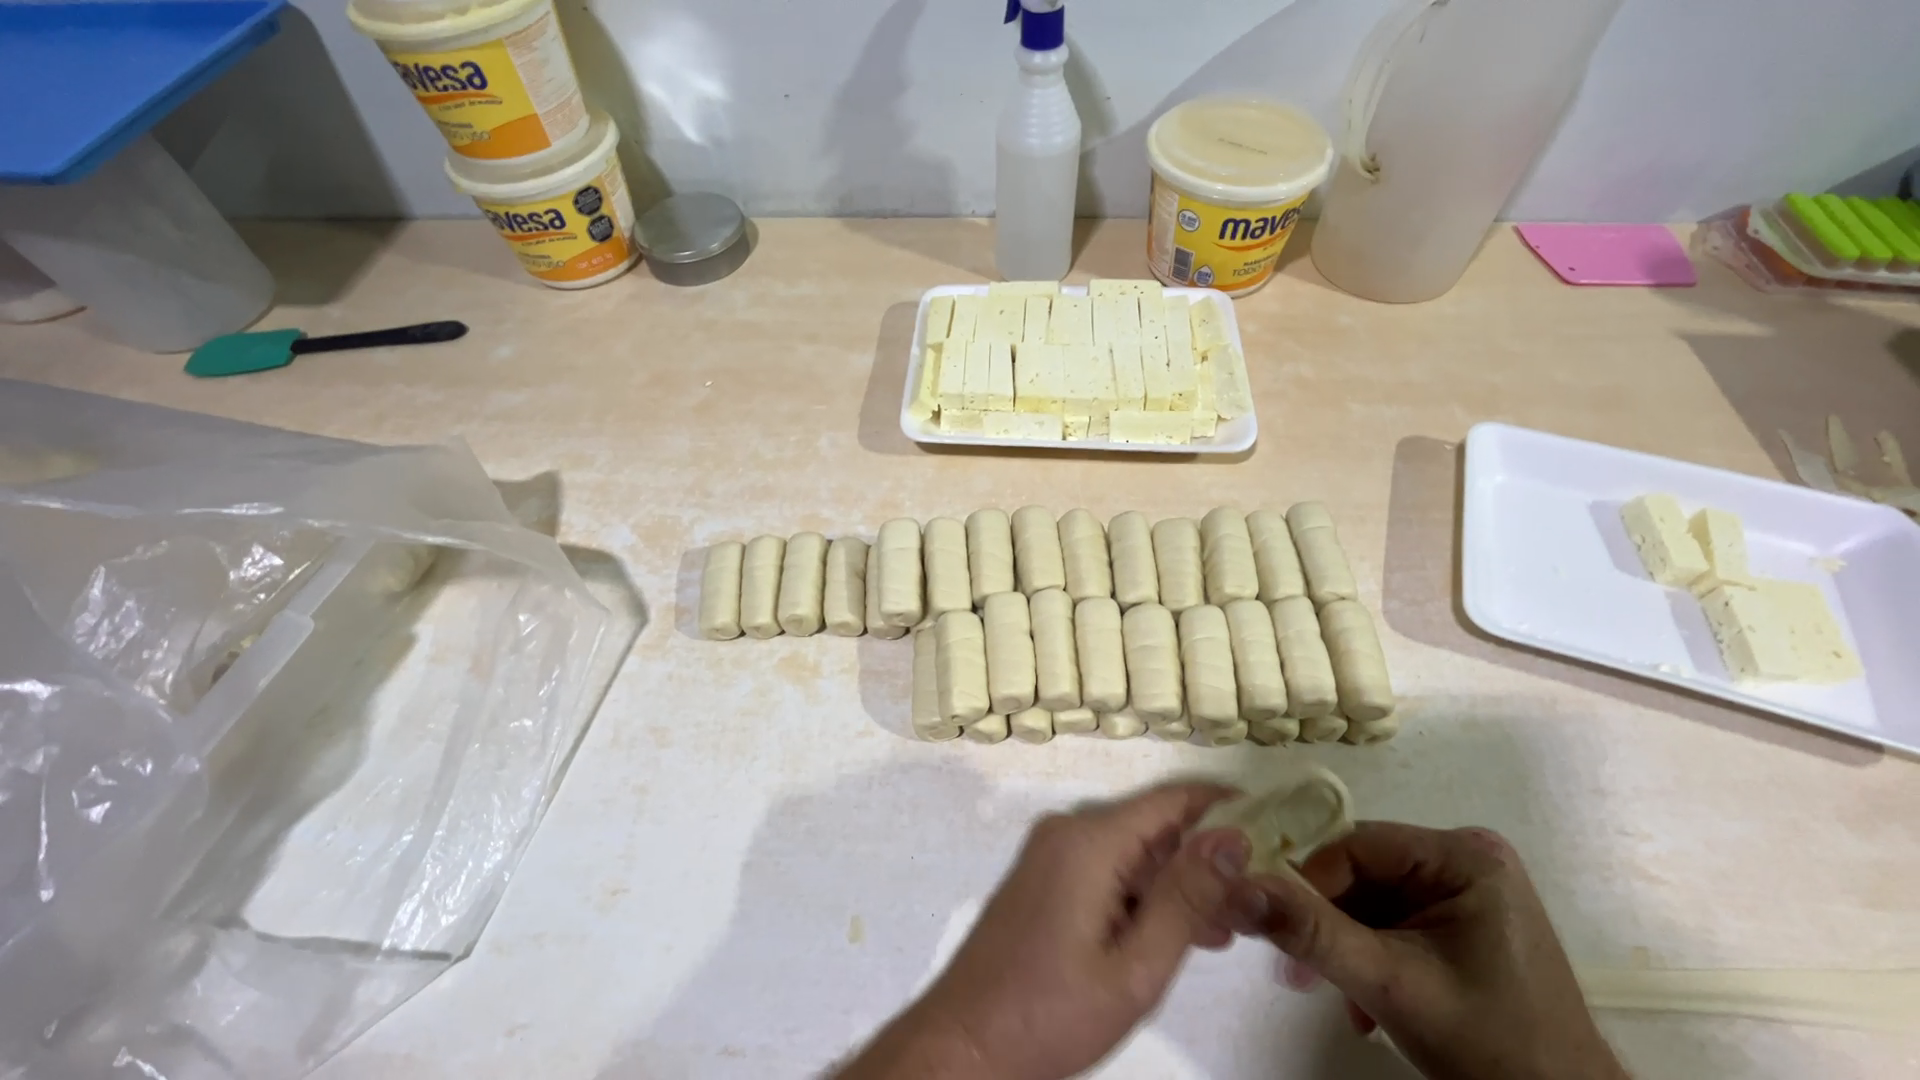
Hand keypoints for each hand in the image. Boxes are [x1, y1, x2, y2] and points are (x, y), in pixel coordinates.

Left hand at [836, 782, 1261, 1079]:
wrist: (963, 1045)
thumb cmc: (1049, 1014)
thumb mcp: (1135, 967)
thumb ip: (1186, 898)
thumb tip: (1234, 839)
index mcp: (1089, 841)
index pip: (1173, 799)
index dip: (1226, 807)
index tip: (1277, 828)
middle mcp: (1067, 832)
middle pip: (1154, 826)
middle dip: (1207, 857)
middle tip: (1255, 903)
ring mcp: (1051, 855)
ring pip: (1133, 851)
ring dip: (1179, 883)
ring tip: (1228, 929)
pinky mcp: (1044, 879)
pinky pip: (1107, 869)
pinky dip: (1145, 894)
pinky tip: (1179, 933)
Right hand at [1236, 823, 1627, 1079]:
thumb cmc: (1489, 1046)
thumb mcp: (1390, 984)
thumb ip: (1312, 932)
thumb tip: (1236, 888)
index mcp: (1464, 856)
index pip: (1355, 845)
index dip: (1308, 881)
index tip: (1274, 926)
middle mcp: (1464, 858)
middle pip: (1358, 872)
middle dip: (1325, 923)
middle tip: (1295, 970)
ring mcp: (1463, 890)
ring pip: (1367, 899)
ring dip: (1341, 945)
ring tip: (1329, 993)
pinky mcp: (1457, 920)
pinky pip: (1388, 920)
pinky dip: (1366, 956)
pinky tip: (1361, 1002)